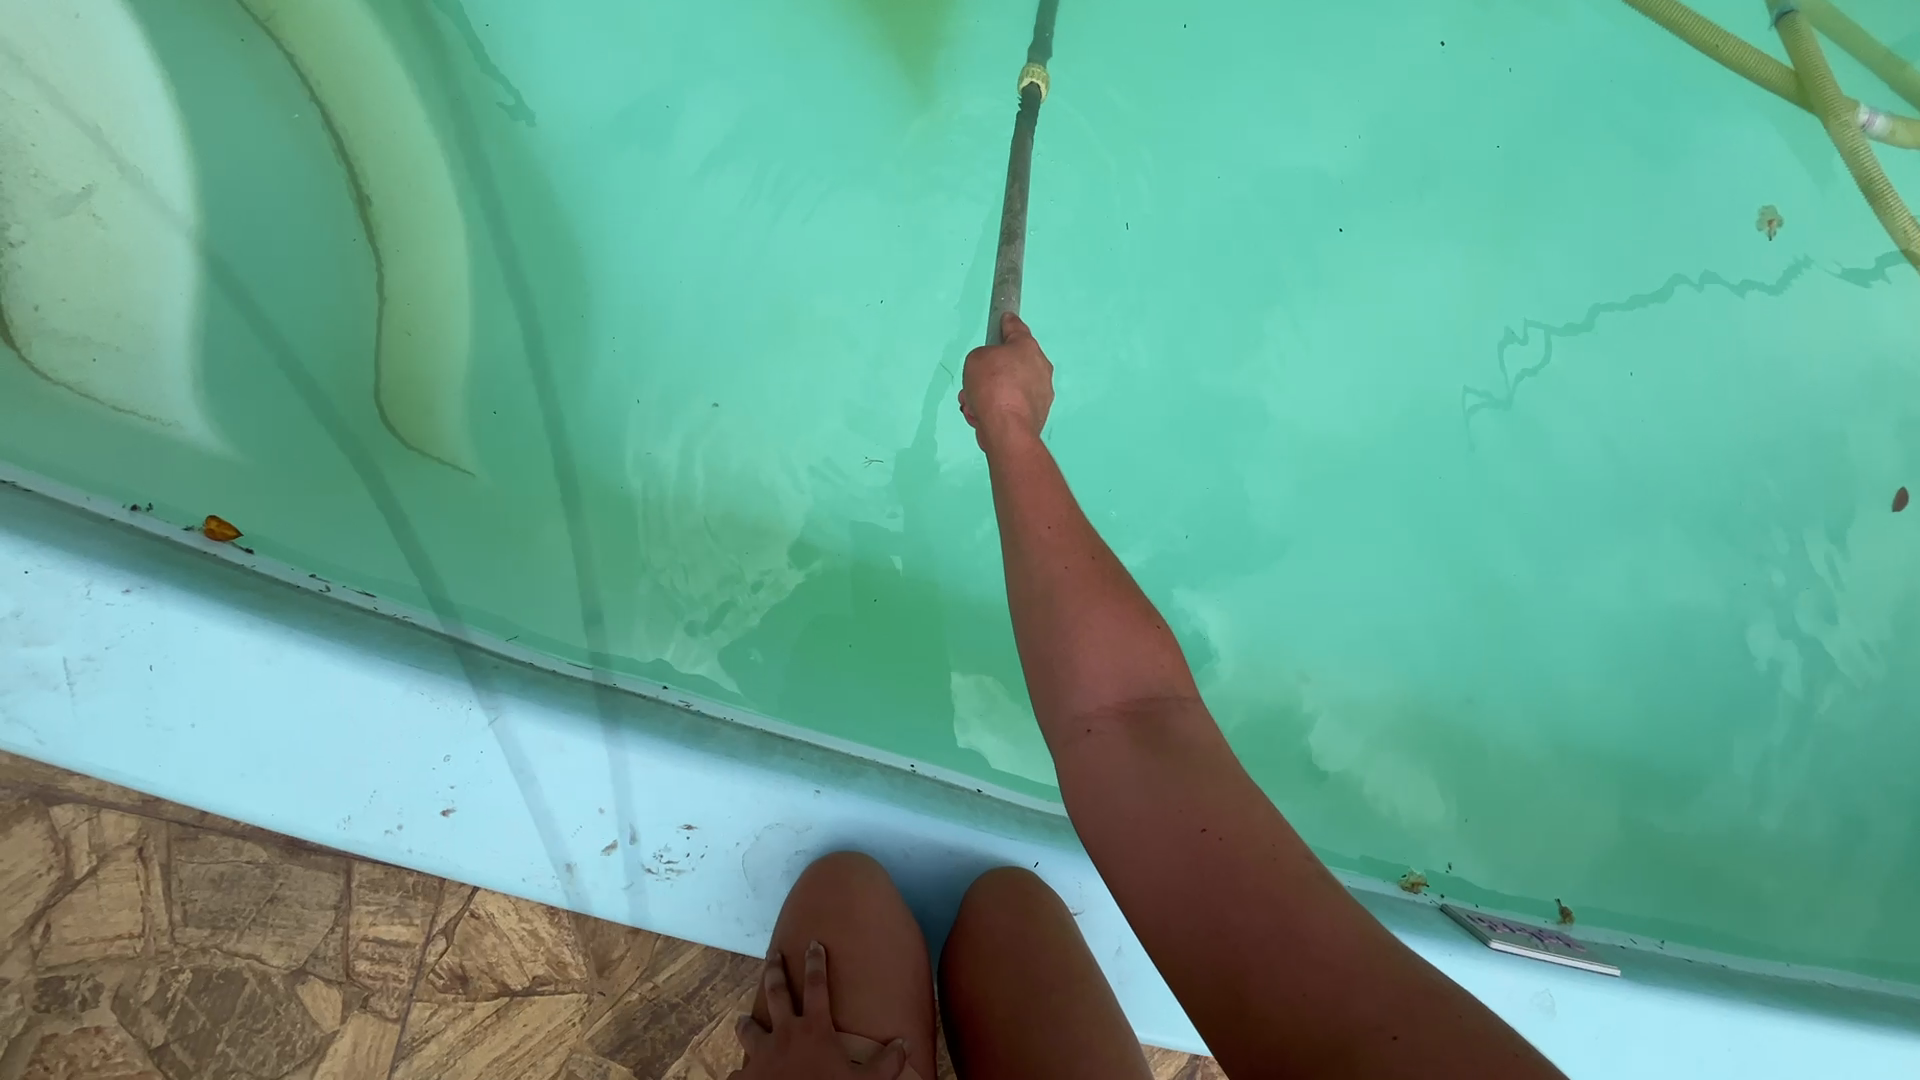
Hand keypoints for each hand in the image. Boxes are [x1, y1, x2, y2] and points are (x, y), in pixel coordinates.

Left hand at [729, 942, 908, 1079]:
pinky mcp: (745, 1077)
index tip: (813, 942)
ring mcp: (761, 1054)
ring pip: (750, 1029)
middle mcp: (784, 1033)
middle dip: (774, 971)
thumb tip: (906, 1043)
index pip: (817, 985)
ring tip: (742, 1019)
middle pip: (777, 993)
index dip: (816, 962)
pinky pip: (738, 1071)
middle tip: (771, 955)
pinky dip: (738, 1072)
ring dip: (746, 1023)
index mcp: (813, 1028)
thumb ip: (885, 1063)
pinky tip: (736, 1073)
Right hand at [959, 312, 1053, 446]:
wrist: (1006, 427)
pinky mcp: (1039, 414)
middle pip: (1013, 362)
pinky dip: (999, 409)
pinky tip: (983, 417)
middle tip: (974, 381)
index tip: (1004, 319)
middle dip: (992, 371)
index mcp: (1027, 347)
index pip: (1016, 328)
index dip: (1006, 323)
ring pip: (1011, 387)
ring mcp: (1042, 392)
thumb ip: (983, 357)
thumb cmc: (992, 387)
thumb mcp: (975, 359)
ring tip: (974, 404)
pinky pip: (1013, 406)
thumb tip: (989, 369)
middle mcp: (1040, 367)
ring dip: (992, 393)